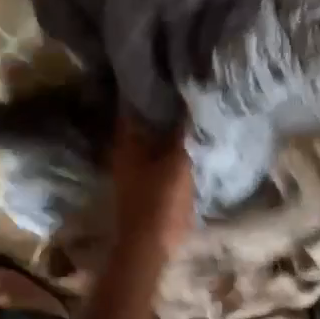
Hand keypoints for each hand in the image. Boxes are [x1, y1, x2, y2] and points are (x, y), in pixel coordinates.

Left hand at [108, 100, 194, 258]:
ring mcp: (133, 168)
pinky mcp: (145, 183)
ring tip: (193, 108)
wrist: (149, 248)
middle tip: (188, 85)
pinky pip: (159, 154)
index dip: (150, 85)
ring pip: (152, 137)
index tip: (170, 70)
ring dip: (168, 125)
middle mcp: (124, 150)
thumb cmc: (160, 199)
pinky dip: (171, 145)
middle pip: (143, 118)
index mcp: (126, 140)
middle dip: (162, 103)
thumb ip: (187, 129)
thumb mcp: (179, 160)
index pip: (134, 102)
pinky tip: (191, 139)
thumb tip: (195, 96)